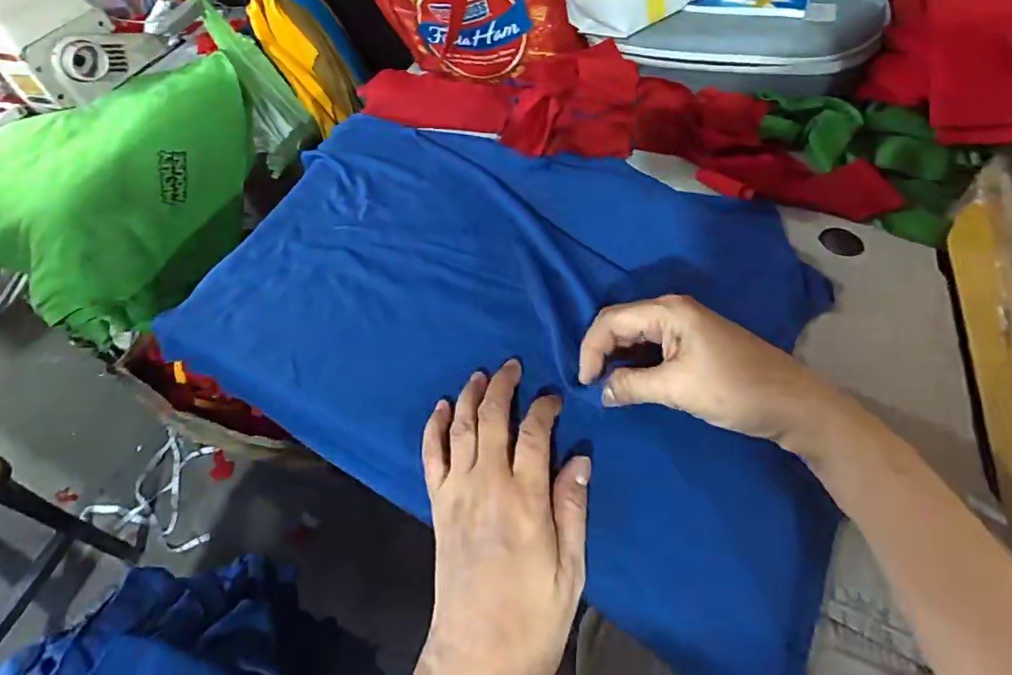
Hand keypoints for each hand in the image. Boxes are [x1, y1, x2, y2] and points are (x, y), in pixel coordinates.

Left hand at [416, 359, 590, 674]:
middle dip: (503, 386)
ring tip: (481, 374)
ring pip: (461, 429)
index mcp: (526, 500)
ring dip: (471, 396)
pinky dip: (435, 427)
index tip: (554, 396)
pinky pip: (431, 456)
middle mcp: (488, 486)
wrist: (479, 655)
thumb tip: (580, 458)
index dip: (544, 407)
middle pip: (493, 419)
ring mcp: (457, 493)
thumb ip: (573, 509)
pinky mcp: (438, 505)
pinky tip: (442, 407)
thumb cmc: (534, 614)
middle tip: (513, 365)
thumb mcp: (571, 568)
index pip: (534, 433)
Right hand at [578, 295, 828, 445]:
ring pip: (636, 334)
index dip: (590, 348)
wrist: (793, 403)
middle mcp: (673, 309)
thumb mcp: (679, 389)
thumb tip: (601, 391)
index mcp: (668, 310)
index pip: (611, 320)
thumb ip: (633, 385)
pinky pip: (653, 345)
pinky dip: (636, 362)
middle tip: (591, 385)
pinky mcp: (694, 342)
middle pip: (621, 323)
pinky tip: (631, 382)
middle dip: (601, 351)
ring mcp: (685, 325)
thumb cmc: (735, 390)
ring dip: (618, 357)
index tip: (583, 383)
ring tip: (605, 386)